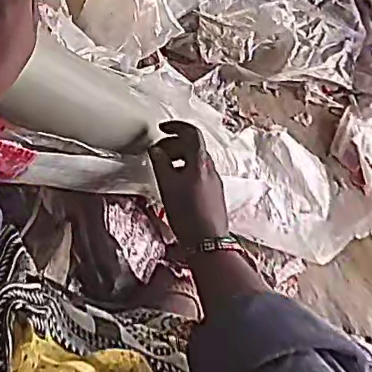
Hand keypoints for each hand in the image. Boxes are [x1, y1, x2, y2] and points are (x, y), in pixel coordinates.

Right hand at [149, 121, 229, 244]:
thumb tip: (156, 150)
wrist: (208, 244)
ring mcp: (215, 182)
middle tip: (157, 151)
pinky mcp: (215, 194)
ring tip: (164, 167)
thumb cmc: (186, 212)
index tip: (162, 129)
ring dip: (179, 157)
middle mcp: (210, 169)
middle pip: (193, 146)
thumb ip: (160, 162)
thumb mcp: (167, 184)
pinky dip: (186, 169)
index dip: (176, 127)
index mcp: (200, 162)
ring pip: (196, 160)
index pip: (191, 133)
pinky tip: (176, 182)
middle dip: (174, 144)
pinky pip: (199, 173)